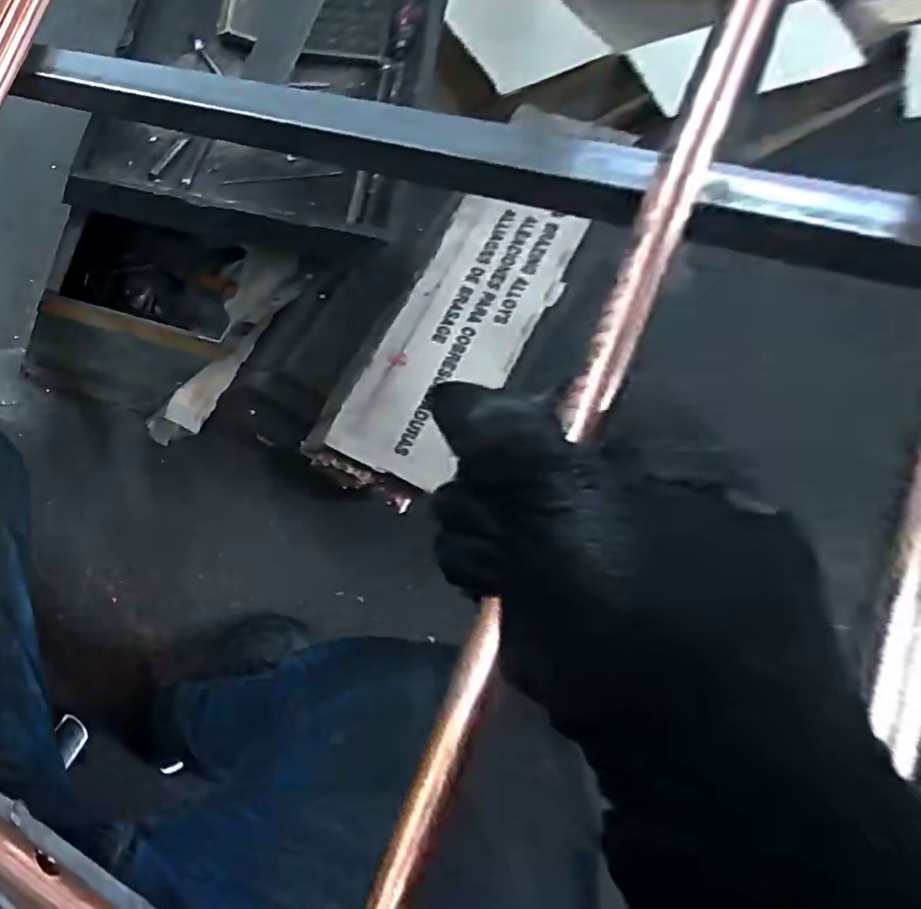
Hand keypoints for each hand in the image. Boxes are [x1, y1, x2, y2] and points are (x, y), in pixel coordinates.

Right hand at [426, 383, 920, 901]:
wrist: (684, 748)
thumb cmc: (649, 612)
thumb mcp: (575, 511)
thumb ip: (509, 443)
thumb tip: (451, 388)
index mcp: (667, 460)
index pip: (585, 397)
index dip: (524, 401)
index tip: (476, 425)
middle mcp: (625, 493)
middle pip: (514, 450)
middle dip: (485, 485)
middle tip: (495, 515)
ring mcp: (584, 542)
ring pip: (485, 500)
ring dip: (473, 530)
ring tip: (495, 566)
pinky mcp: (549, 582)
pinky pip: (482, 545)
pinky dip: (476, 564)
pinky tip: (487, 586)